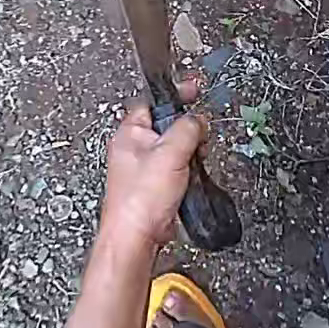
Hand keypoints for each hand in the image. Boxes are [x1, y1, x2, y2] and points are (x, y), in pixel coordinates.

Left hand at [102, 76, 206, 247]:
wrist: (136, 238)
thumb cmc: (140, 199)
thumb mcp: (171, 151)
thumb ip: (188, 128)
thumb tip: (198, 120)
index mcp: (130, 133)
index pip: (154, 102)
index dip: (174, 95)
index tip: (193, 90)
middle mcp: (134, 148)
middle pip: (168, 126)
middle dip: (188, 131)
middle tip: (198, 137)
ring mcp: (144, 168)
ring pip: (175, 148)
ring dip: (189, 153)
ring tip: (193, 163)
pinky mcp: (154, 186)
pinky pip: (177, 168)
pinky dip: (187, 171)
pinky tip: (190, 180)